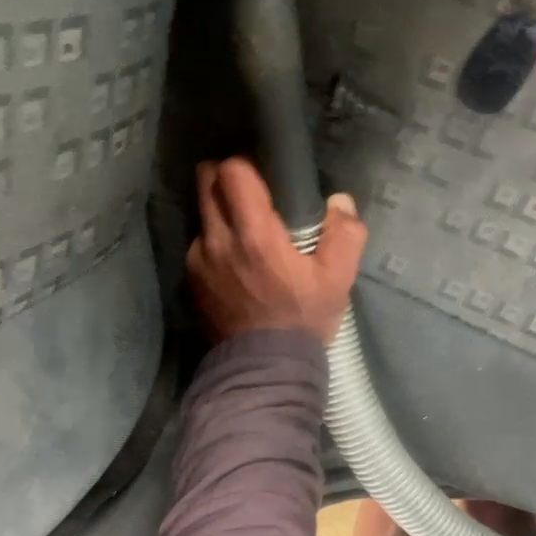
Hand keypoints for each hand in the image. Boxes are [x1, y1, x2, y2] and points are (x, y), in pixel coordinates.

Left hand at [187, 157, 365, 343]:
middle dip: (226, 178)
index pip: (233, 170)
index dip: (248, 165)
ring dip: (220, 213)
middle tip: (252, 197)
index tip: (266, 179)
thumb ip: (345, 235)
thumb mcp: (337, 281)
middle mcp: (218, 239)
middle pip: (206, 180)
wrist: (266, 369)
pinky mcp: (190, 281)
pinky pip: (198, 245)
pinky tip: (234, 267)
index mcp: (255, 233)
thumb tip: (341, 203)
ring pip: (201, 213)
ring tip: (244, 236)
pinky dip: (213, 246)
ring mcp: (198, 260)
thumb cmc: (303, 321)